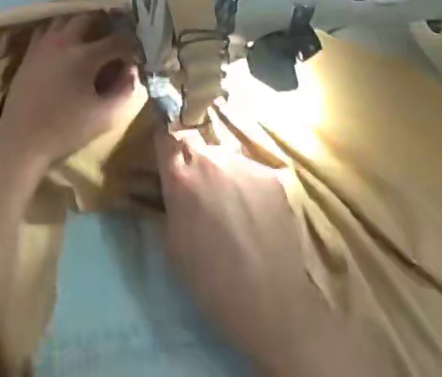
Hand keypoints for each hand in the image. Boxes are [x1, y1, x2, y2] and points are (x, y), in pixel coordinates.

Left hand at [0, 14, 141, 174]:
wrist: (21, 141)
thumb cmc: (65, 130)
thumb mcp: (104, 117)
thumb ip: (125, 91)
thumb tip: (131, 71)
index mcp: (85, 55)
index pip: (117, 39)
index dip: (131, 45)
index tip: (137, 53)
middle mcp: (64, 41)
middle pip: (90, 17)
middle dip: (107, 22)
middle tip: (116, 35)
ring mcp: (44, 43)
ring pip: (66, 18)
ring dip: (82, 22)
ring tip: (93, 34)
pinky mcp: (30, 51)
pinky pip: (48, 28)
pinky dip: (61, 28)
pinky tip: (66, 41)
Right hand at [157, 129, 365, 374]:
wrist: (274, 304)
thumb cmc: (213, 283)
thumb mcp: (174, 245)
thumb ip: (171, 205)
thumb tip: (173, 189)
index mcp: (182, 177)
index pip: (166, 137)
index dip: (166, 146)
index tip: (168, 157)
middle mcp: (214, 160)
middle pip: (199, 146)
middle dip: (197, 163)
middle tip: (203, 192)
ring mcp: (247, 165)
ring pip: (229, 158)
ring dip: (226, 175)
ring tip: (236, 208)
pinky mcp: (276, 176)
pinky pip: (255, 174)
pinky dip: (252, 188)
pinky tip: (259, 216)